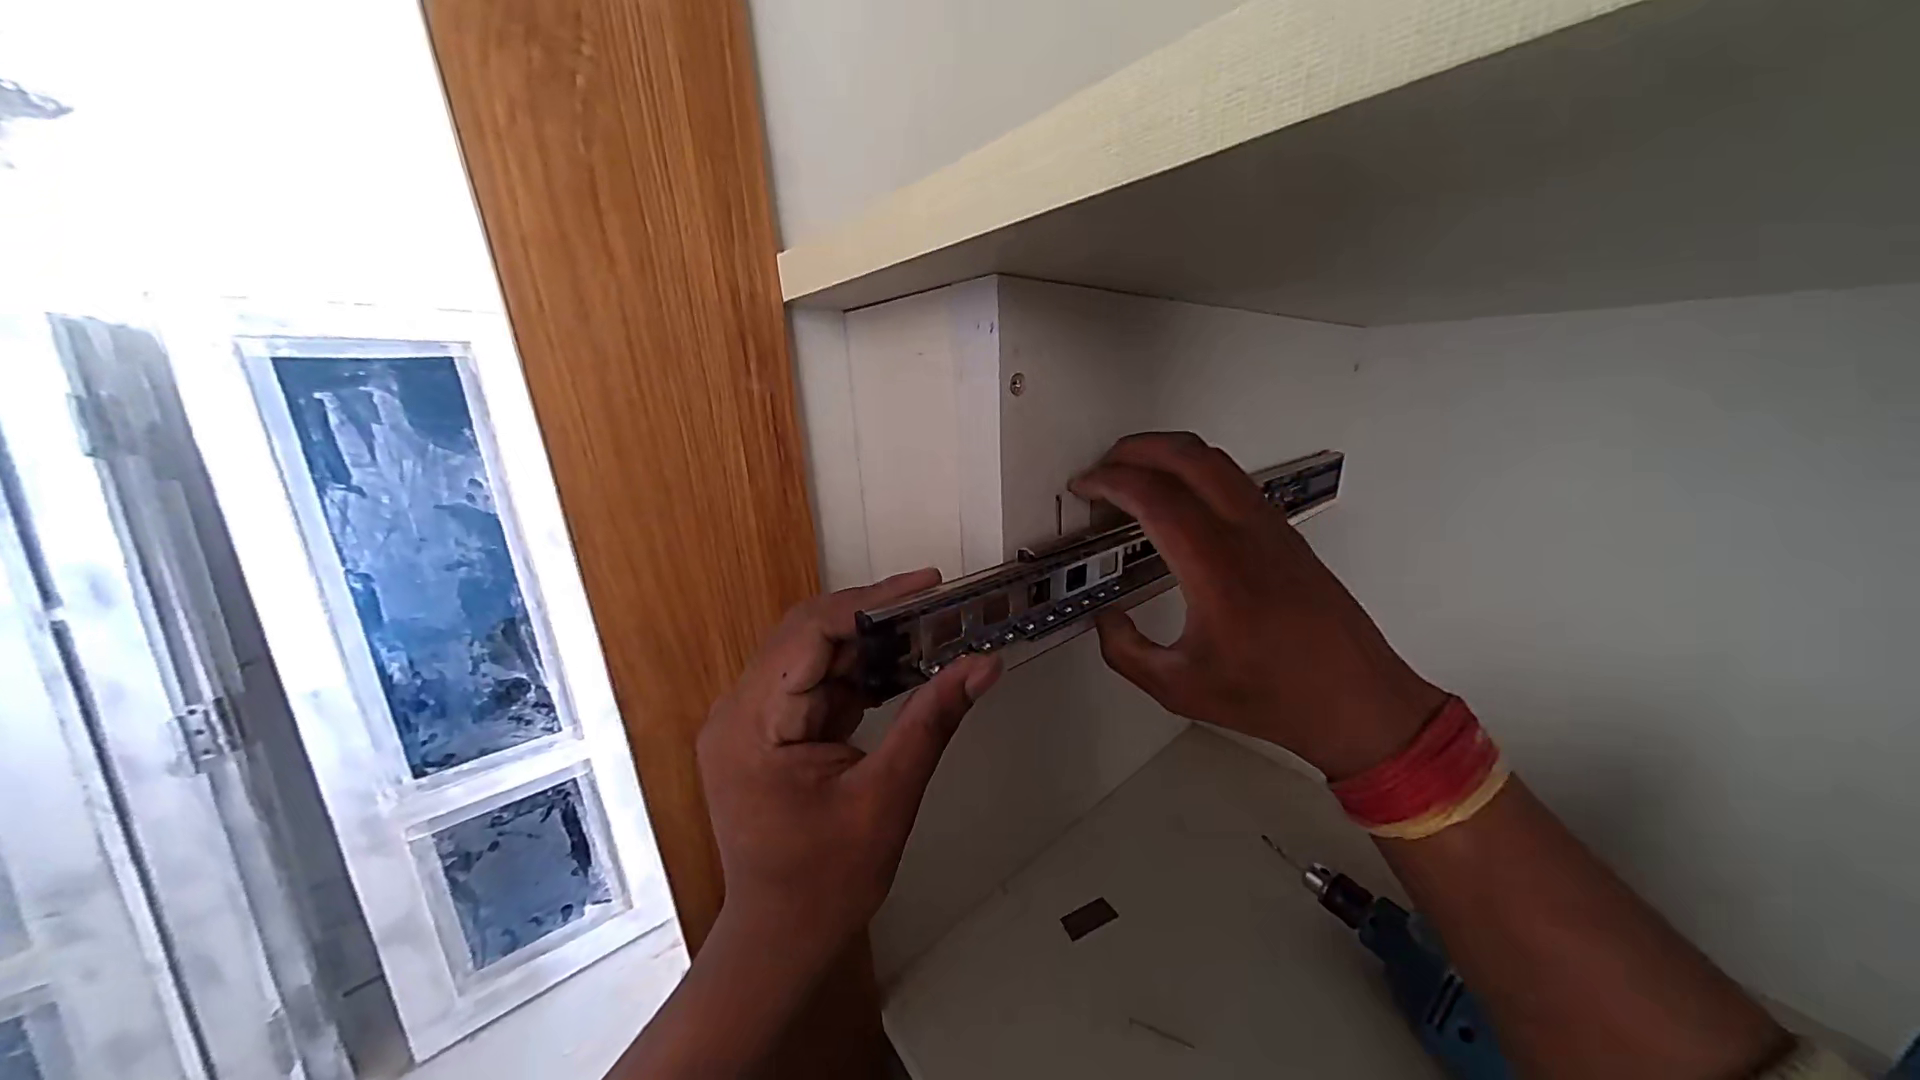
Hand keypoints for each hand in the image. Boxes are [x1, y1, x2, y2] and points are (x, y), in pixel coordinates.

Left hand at [696, 570, 1001, 964]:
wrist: (781, 939)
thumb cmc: (824, 884)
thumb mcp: (886, 797)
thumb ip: (932, 721)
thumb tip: (981, 666)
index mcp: (752, 723)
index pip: (810, 632)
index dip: (871, 599)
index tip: (927, 584)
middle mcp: (741, 710)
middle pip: (810, 635)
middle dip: (876, 616)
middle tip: (938, 605)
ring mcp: (753, 720)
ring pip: (817, 655)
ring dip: (872, 644)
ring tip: (931, 631)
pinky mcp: (772, 731)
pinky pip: (819, 684)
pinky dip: (862, 674)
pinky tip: (904, 668)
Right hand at [1071, 432, 1444, 778]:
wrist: (1355, 701)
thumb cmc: (1275, 695)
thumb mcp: (1178, 687)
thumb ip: (1124, 651)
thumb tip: (1107, 620)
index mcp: (1217, 569)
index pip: (1154, 496)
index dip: (1109, 481)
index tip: (1085, 485)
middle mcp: (1247, 536)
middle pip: (1187, 456)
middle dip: (1134, 449)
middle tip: (1102, 467)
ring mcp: (1271, 529)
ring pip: (1215, 460)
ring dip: (1167, 454)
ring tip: (1134, 474)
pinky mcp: (1284, 534)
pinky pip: (1233, 480)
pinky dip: (1194, 471)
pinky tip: (1178, 499)